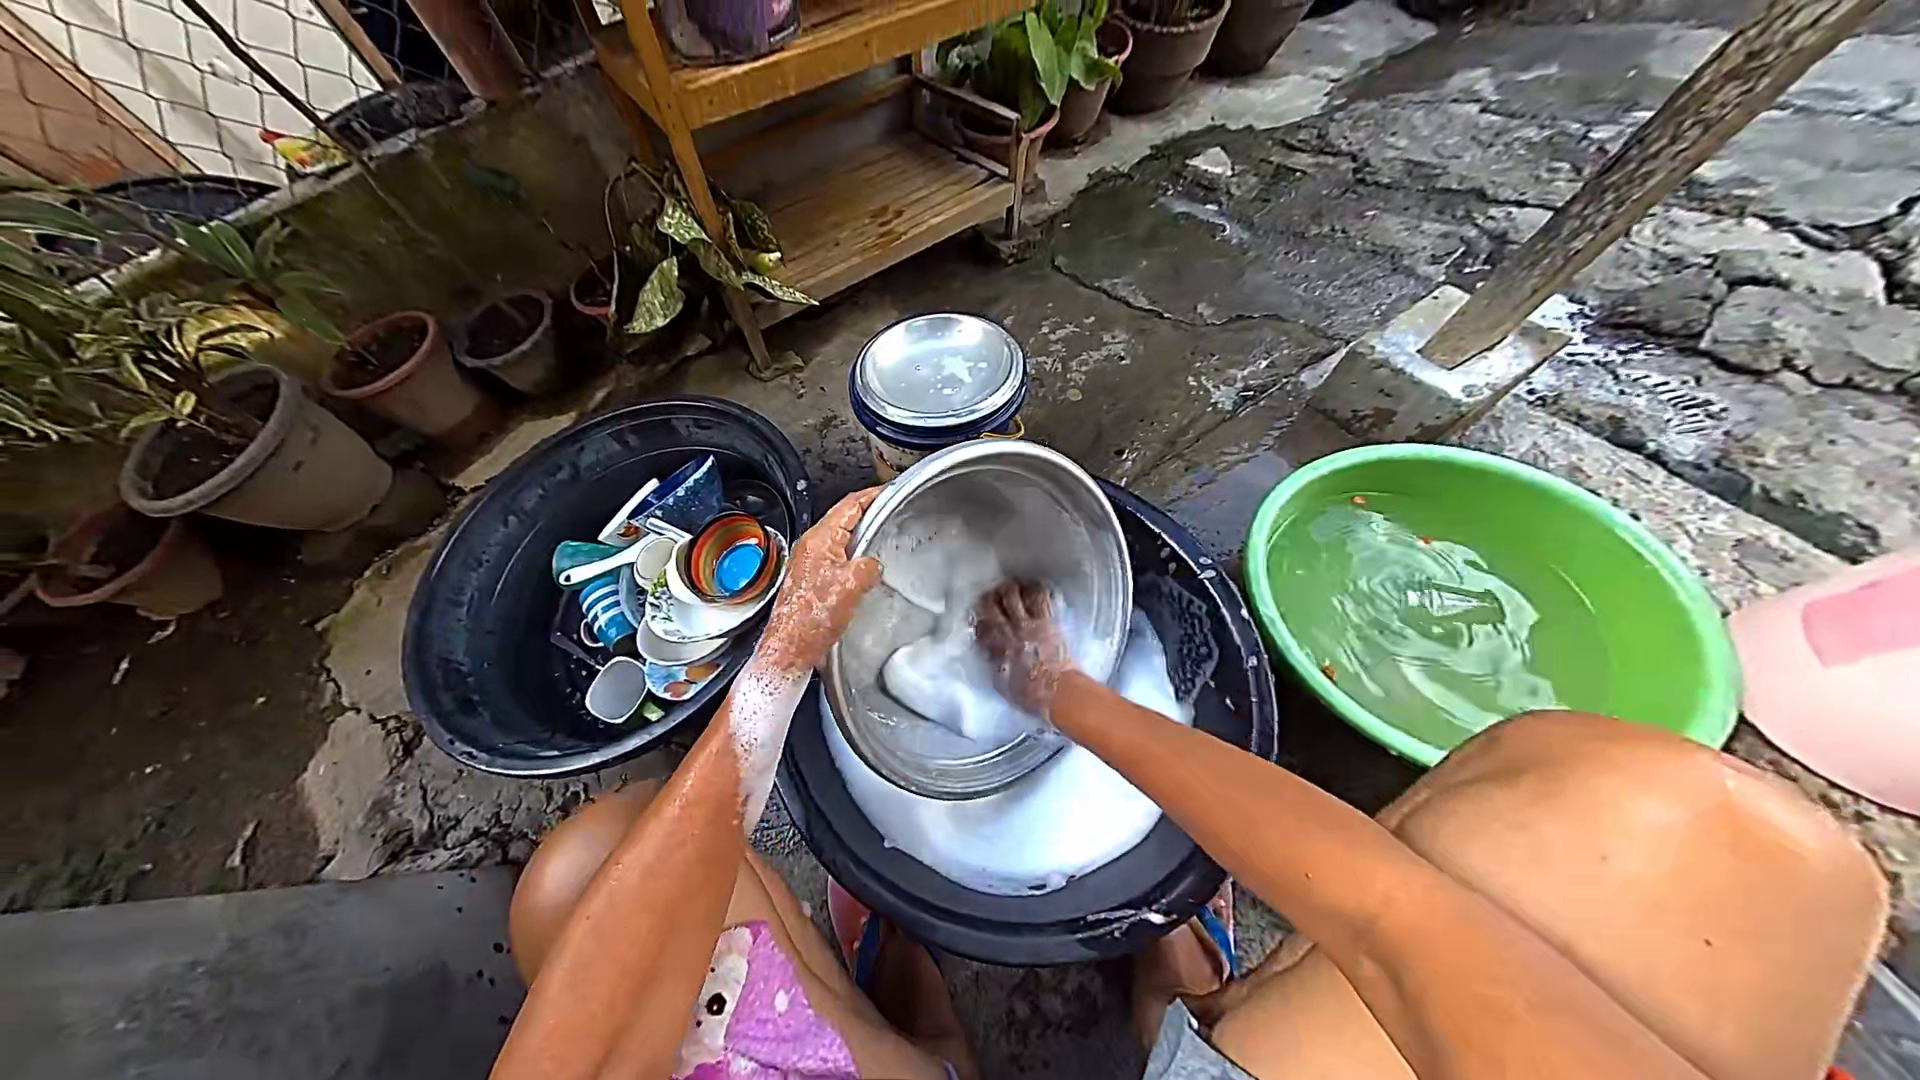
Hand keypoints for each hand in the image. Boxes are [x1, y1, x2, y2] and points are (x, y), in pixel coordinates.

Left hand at [758, 487, 882, 675]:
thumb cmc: (810, 620)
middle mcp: (811, 547)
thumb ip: (869, 566)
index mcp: (819, 540)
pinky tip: (867, 568)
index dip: (872, 495)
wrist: (790, 649)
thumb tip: (874, 564)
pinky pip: (839, 558)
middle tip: (890, 510)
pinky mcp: (813, 579)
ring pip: (842, 539)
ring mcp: (810, 563)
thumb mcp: (851, 586)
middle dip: (869, 512)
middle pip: (844, 519)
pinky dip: (855, 555)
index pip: (849, 505)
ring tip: (883, 535)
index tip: (888, 490)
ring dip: (862, 535)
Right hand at [974, 580, 1075, 716]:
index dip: (978, 620)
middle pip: (991, 604)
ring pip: (1014, 594)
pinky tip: (1035, 586)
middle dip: (989, 597)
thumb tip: (991, 654)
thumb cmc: (1030, 694)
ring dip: (1011, 588)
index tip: (980, 620)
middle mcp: (1008, 630)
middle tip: (992, 595)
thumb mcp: (1000, 682)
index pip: (980, 626)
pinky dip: (1036, 588)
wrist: (1058, 691)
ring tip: (1012, 585)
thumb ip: (993, 663)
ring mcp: (1029, 622)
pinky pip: (1040, 597)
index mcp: (994, 647)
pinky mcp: (1048, 620)